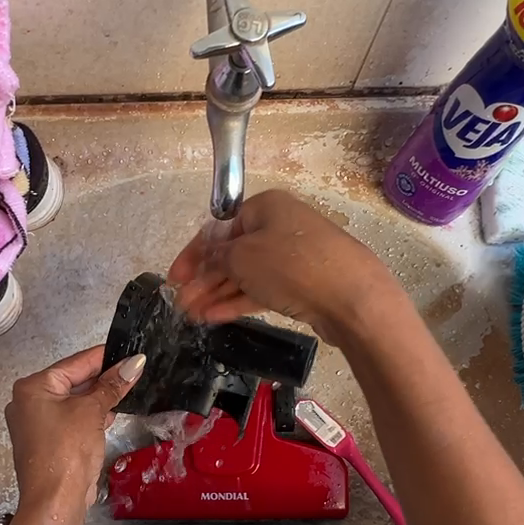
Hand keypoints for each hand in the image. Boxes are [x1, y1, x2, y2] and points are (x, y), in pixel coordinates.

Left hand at [5, 345, 145, 524]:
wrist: (55, 502)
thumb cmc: (67, 453)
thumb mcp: (92, 413)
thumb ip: (112, 386)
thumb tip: (135, 363)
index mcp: (32, 388)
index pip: (75, 363)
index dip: (105, 358)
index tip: (132, 353)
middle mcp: (28, 402)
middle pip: (73, 381)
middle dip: (103, 380)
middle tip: (135, 372)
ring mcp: (37, 424)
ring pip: (74, 402)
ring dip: (98, 399)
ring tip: (127, 391)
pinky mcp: (48, 442)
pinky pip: (72, 420)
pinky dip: (90, 417)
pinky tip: (111, 414)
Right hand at [166, 189, 405, 345]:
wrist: (350, 297)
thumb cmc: (291, 266)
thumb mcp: (243, 256)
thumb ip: (217, 255)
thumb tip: (206, 252)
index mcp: (264, 208)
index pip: (218, 230)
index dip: (193, 255)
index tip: (173, 278)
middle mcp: (279, 227)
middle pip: (231, 254)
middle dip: (203, 279)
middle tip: (180, 303)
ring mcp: (291, 258)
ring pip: (245, 276)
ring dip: (216, 294)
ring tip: (191, 315)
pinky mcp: (301, 286)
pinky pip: (261, 291)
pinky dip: (237, 301)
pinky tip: (214, 316)